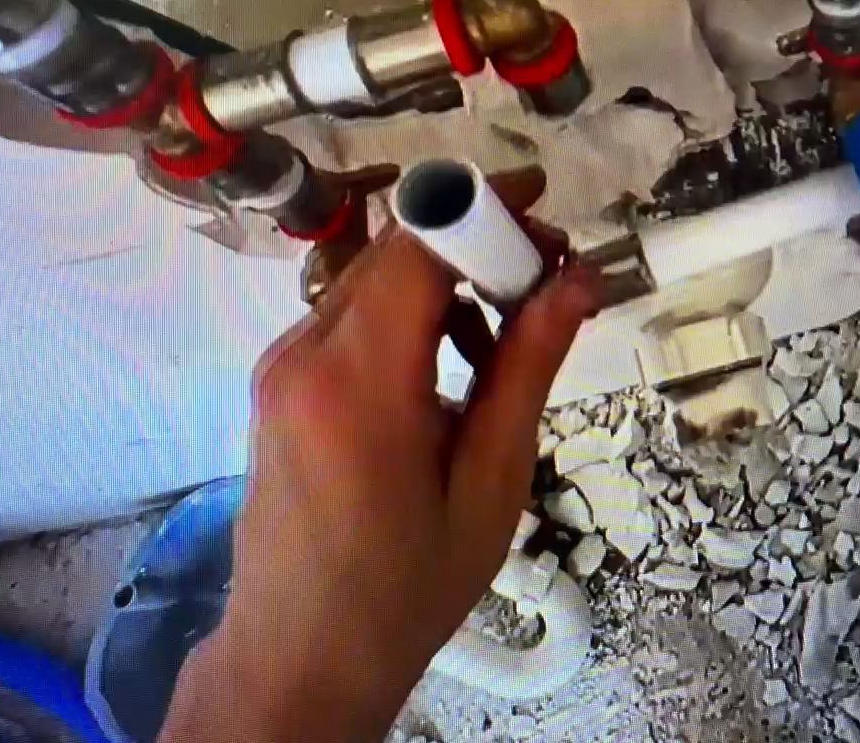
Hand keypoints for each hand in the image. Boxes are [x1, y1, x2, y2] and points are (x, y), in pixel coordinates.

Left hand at [161, 216, 600, 742]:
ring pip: (376, 275)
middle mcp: (304, 352)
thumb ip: (529, 365)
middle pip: (397, 250)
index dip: (484, 207)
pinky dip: (411, 310)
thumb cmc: (406, 585)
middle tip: (545, 273)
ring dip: (447, 278)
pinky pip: (354, 310)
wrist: (299, 656)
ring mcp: (283, 360)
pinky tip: (450, 360)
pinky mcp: (282, 375)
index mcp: (358, 381)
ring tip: (505, 330)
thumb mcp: (491, 479)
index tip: (542, 202)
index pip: (419, 248)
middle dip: (477, 241)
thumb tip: (577, 281)